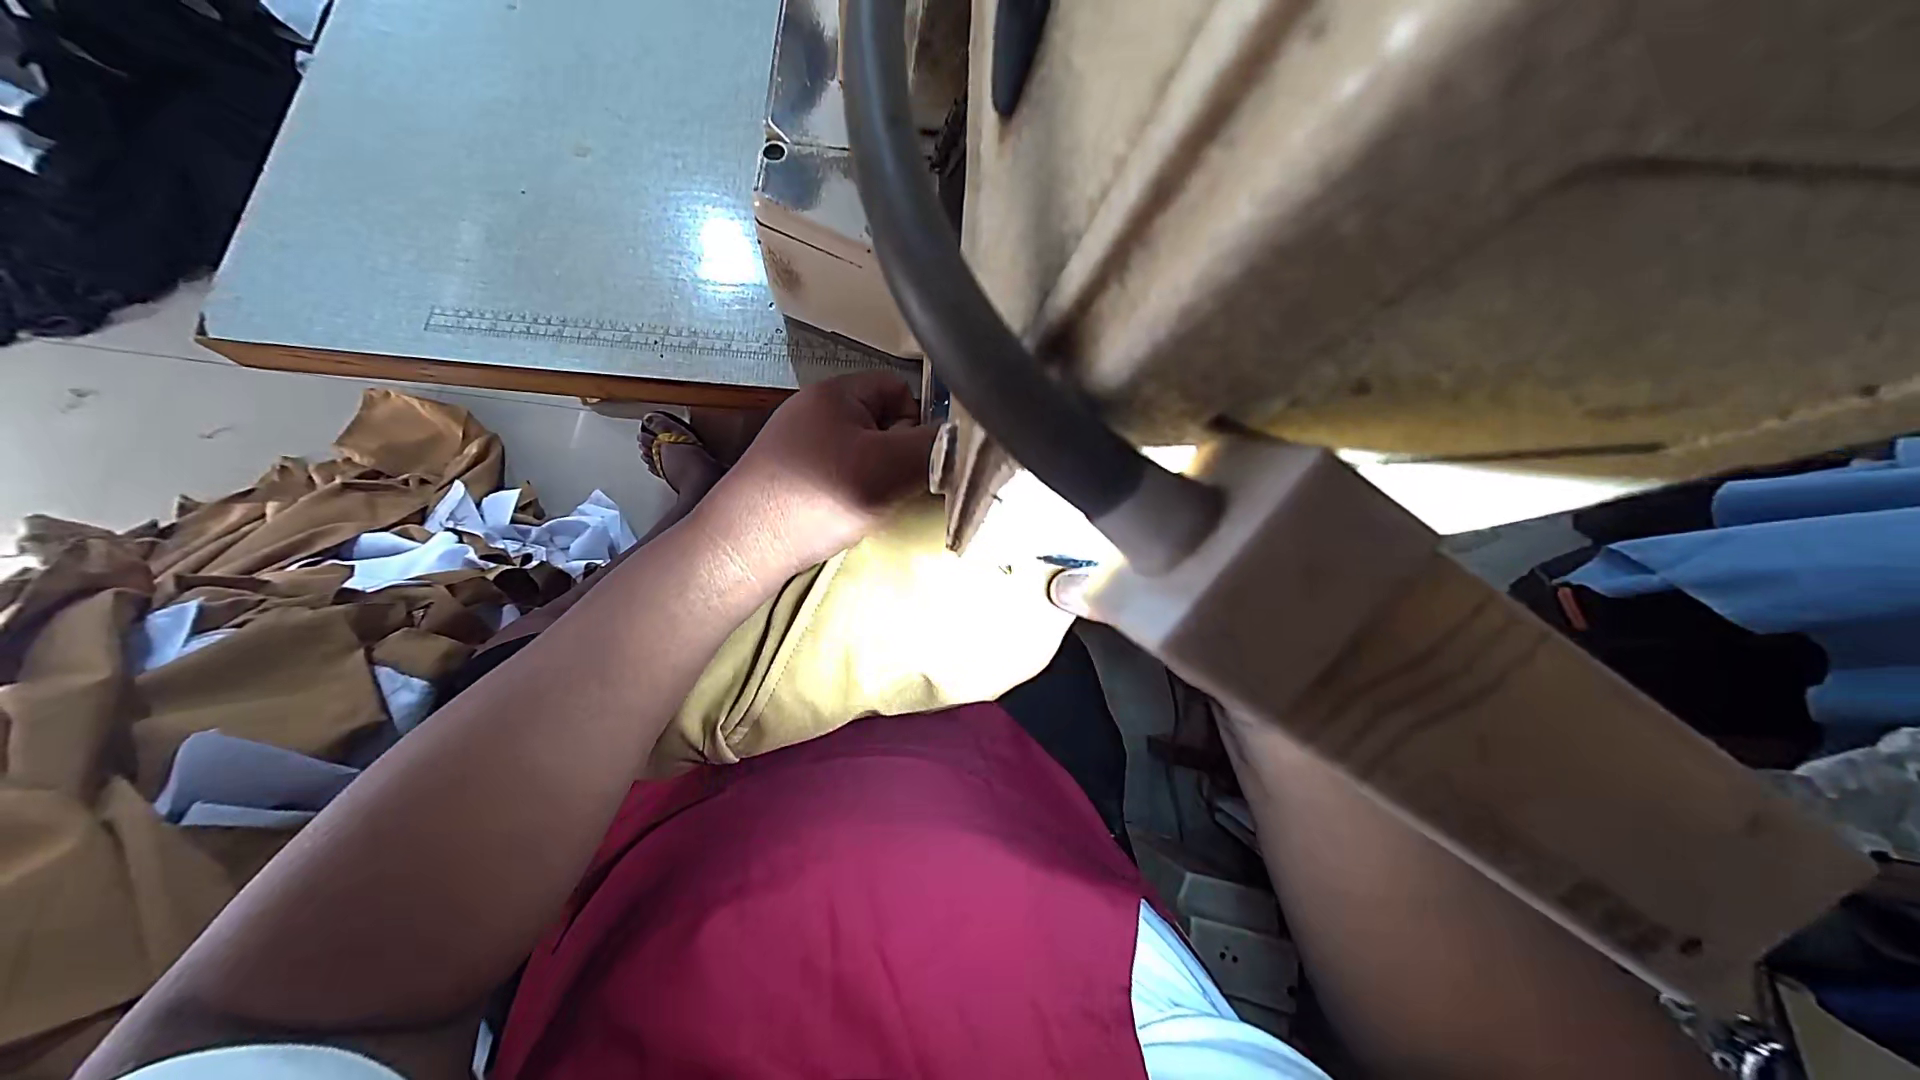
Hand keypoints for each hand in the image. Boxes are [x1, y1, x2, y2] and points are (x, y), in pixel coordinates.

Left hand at [696, 371, 936, 574]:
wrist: (745, 547)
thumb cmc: (818, 498)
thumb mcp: (890, 468)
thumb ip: (935, 447)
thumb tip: (965, 438)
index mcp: (836, 392)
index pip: (900, 389)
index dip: (917, 423)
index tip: (913, 461)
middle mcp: (814, 409)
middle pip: (883, 422)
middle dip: (895, 455)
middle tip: (888, 487)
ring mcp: (798, 442)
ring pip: (863, 452)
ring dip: (874, 478)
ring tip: (862, 504)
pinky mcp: (789, 474)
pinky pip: (839, 472)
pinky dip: (849, 492)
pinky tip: (841, 513)